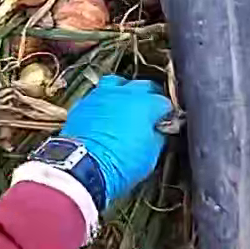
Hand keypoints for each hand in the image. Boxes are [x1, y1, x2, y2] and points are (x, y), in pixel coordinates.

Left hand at [58, 75, 170, 205]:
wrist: (82, 165)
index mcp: (146, 104)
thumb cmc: (118, 162)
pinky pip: (97, 96)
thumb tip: (158, 132)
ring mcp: (102, 95)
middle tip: (150, 113)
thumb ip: (158, 137)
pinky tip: (104, 115)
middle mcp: (124, 94)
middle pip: (143, 86)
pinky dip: (103, 103)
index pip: (164, 102)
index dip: (167, 114)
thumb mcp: (150, 155)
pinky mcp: (83, 104)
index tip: (165, 124)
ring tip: (125, 106)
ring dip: (124, 92)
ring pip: (117, 83)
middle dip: (150, 97)